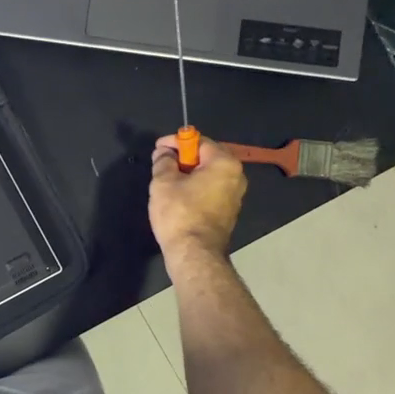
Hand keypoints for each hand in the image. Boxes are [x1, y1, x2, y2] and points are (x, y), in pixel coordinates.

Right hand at [151, 133, 246, 259]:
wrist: (194, 252)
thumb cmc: (179, 214)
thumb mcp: (163, 183)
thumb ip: (163, 162)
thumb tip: (164, 153)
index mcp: (224, 163)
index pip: (200, 141)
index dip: (177, 141)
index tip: (158, 147)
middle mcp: (236, 175)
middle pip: (207, 157)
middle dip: (184, 158)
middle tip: (162, 164)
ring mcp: (235, 195)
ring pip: (209, 175)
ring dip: (189, 174)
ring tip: (167, 182)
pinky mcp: (228, 211)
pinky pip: (211, 190)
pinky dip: (195, 188)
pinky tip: (179, 198)